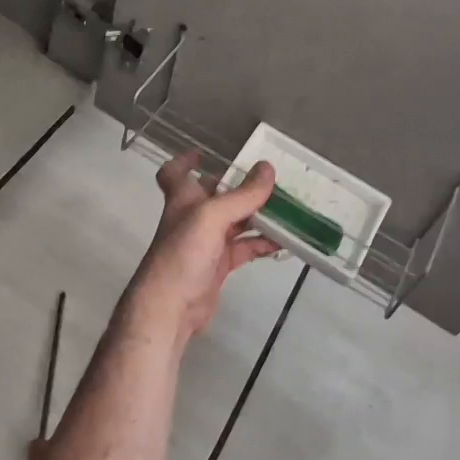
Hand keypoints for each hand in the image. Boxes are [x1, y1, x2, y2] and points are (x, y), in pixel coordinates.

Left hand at [123, 153, 280, 349]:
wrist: (170, 307)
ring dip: (258, 215)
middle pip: (217, 194)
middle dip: (240, 186)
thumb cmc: (183, 253)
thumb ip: (241, 195)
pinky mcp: (219, 265)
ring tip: (289, 207)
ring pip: (236, 221)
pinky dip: (262, 244)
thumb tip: (268, 168)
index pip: (175, 172)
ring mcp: (207, 242)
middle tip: (273, 179)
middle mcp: (194, 216)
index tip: (204, 153)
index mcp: (184, 197)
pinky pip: (244, 248)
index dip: (185, 161)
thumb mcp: (211, 217)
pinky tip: (284, 242)